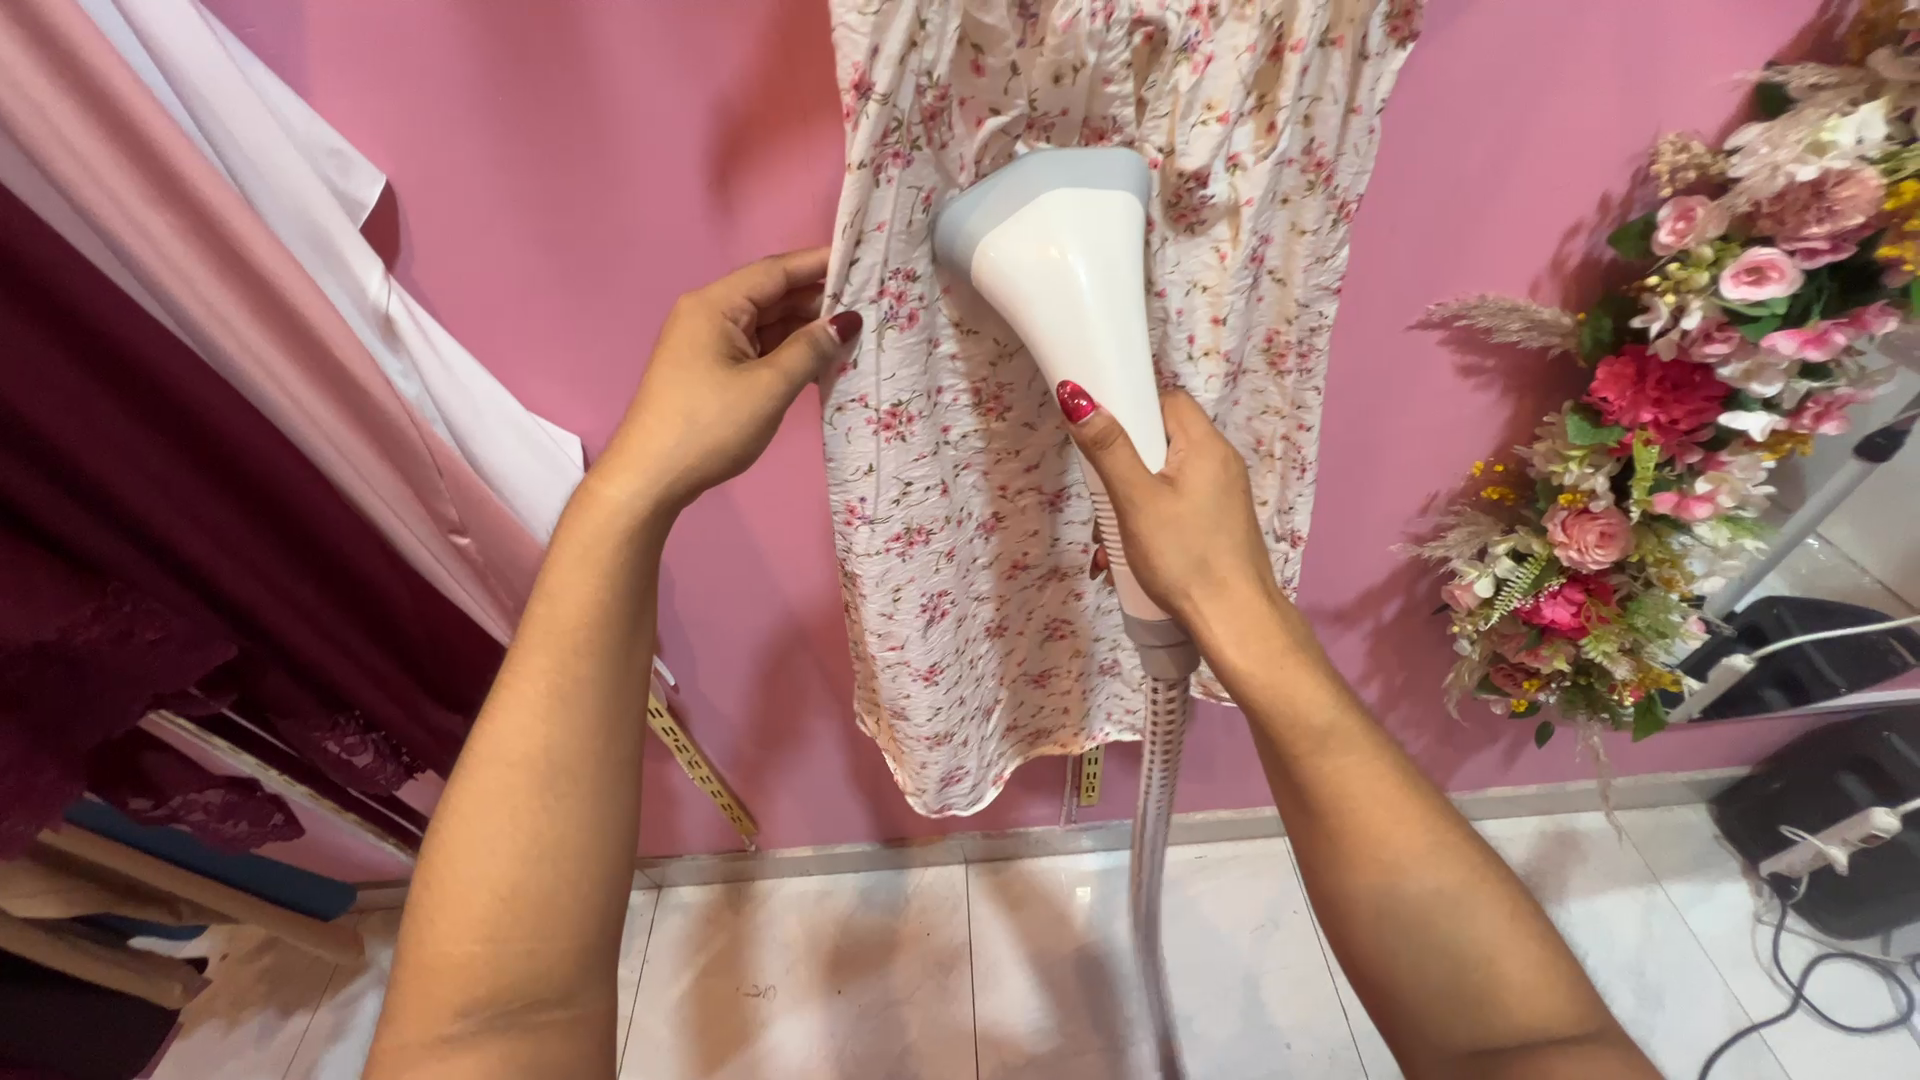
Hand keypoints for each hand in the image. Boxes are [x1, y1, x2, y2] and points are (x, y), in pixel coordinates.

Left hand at [590, 248, 858, 515]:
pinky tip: (820, 358)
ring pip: (767, 324)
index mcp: (716, 305)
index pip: (775, 270)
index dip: (818, 263)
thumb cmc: (709, 425)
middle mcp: (709, 314)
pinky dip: (789, 350)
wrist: (653, 476)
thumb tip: (846, 321)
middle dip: (817, 298)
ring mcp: (709, 344)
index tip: (861, 257)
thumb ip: (810, 350)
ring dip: (806, 327)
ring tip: (854, 330)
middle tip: (869, 302)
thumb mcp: (769, 387)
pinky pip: (758, 348)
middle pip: (771, 294)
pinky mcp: (712, 370)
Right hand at [1060, 382, 1289, 646]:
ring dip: (1125, 505)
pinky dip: (1145, 523)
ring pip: (1160, 480)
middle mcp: (1219, 462)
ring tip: (1106, 543)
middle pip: (1159, 443)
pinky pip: (1172, 507)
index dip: (1131, 411)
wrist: (1233, 622)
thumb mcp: (1136, 500)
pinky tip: (1125, 556)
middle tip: (1100, 503)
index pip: (1166, 401)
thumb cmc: (1184, 556)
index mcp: (1205, 445)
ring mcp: (1220, 496)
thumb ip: (1108, 449)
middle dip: (1119, 471)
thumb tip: (1078, 397)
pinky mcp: (1216, 524)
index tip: (1100, 438)